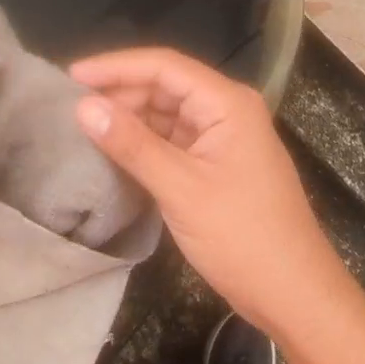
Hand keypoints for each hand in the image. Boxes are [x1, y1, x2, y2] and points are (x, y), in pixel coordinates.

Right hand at [71, 48, 347, 336]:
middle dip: (119, 92)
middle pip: (164, 86)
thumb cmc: (243, 237)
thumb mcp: (181, 188)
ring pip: (166, 113)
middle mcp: (226, 110)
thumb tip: (82, 106)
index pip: (163, 66)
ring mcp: (222, 139)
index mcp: (227, 103)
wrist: (295, 297)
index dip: (115, 66)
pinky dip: (143, 143)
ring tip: (83, 127)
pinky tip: (112, 151)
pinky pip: (172, 140)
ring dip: (129, 118)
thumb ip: (131, 144)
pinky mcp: (215, 165)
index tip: (69, 76)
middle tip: (70, 106)